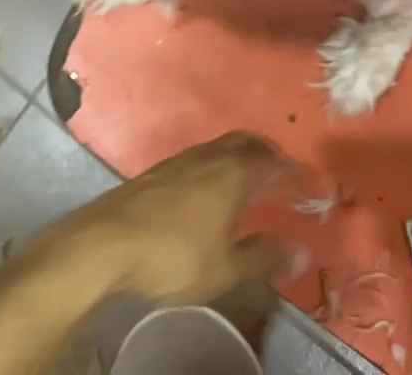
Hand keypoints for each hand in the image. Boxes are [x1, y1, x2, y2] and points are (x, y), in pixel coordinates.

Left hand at [39, 130, 292, 304]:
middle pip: (246, 143)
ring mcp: (178, 161)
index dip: (294, 173)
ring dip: (239, 159)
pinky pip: (198, 160)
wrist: (101, 245)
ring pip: (219, 149)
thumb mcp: (225, 268)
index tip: (310, 182)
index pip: (274, 163)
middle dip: (267, 154)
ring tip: (247, 180)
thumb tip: (301, 249)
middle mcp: (208, 157)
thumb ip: (264, 258)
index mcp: (233, 173)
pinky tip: (208, 192)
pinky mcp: (154, 173)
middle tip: (280, 172)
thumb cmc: (172, 255)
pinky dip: (215, 168)